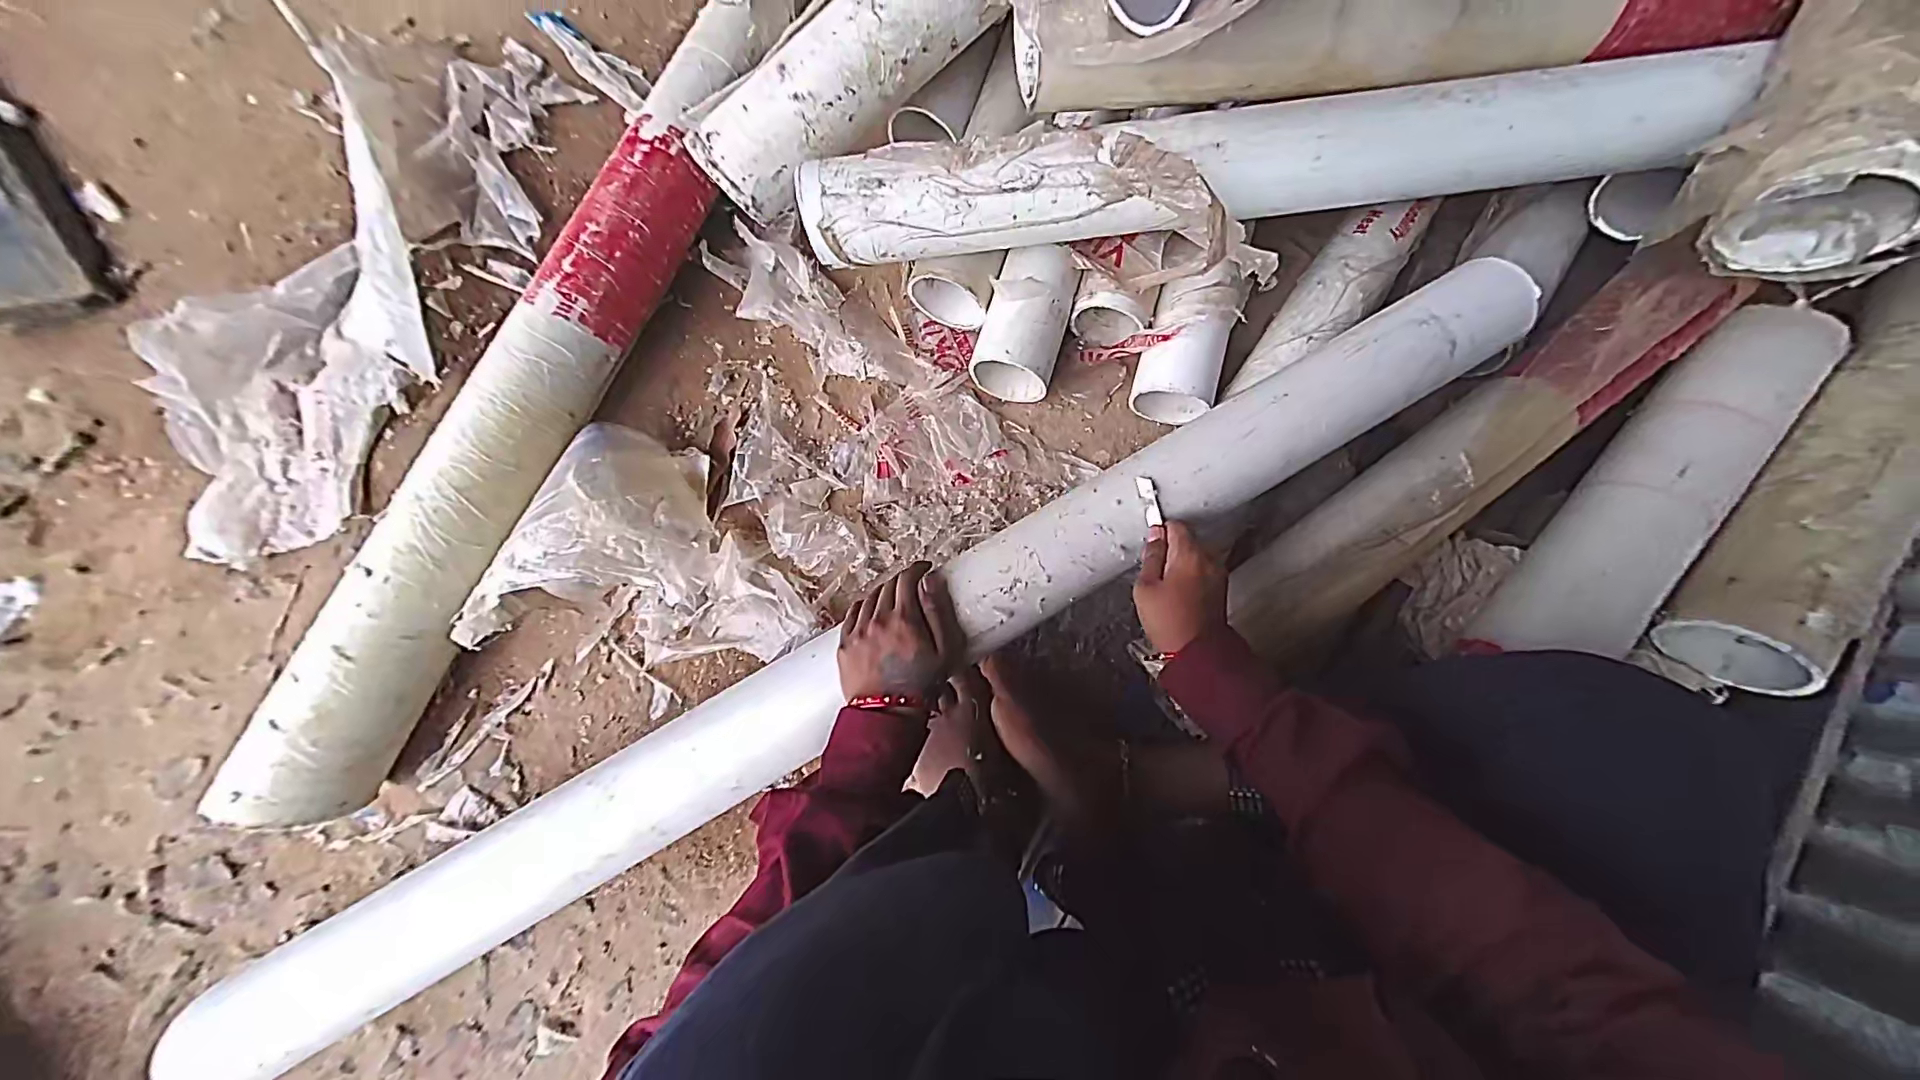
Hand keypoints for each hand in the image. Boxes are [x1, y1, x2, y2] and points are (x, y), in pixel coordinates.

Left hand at [838, 562, 963, 702]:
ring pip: (870, 597)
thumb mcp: (944, 650)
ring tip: (894, 600)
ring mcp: (858, 631)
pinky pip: (853, 614)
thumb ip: (937, 611)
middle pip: (888, 585)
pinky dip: (864, 607)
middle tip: (912, 586)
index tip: (924, 569)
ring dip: (884, 592)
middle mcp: (878, 619)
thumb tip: (930, 581)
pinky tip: (872, 612)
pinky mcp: (845, 644)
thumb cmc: (920, 686)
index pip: (907, 578)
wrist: (887, 715)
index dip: (918, 569)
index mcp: (904, 618)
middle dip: (903, 580)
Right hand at [1134, 521, 1225, 653]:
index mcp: (1189, 554)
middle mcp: (1208, 559)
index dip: (1160, 532)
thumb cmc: (1170, 622)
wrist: (1197, 651)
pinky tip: (1178, 594)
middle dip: (1170, 549)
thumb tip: (1154, 538)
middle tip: (1154, 570)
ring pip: (1195, 556)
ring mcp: (1217, 573)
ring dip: (1181, 563)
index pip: (1175, 526)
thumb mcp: (1146, 587)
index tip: (1150, 542)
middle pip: (1187, 540)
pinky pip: (1202, 571)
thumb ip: (1150, 557)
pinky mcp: (1220, 587)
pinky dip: (1190, 576)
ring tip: (1165, 586)